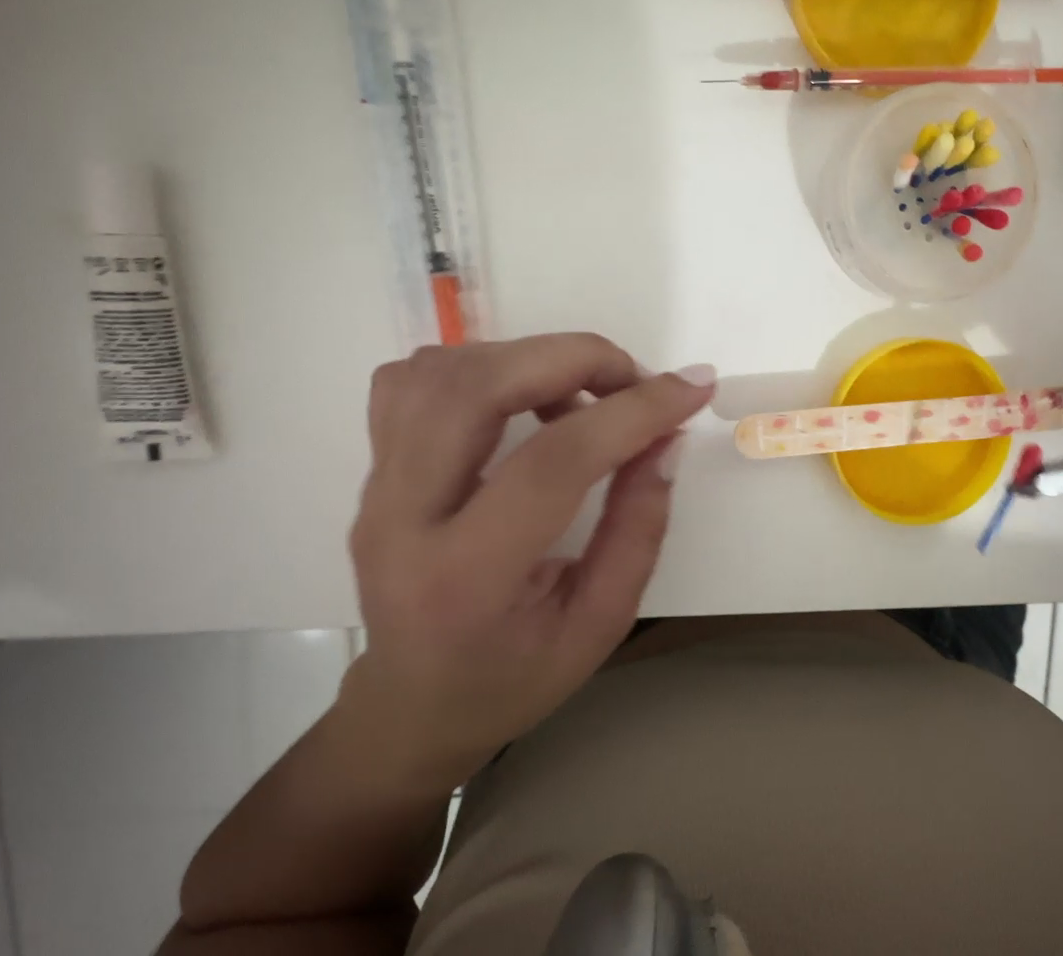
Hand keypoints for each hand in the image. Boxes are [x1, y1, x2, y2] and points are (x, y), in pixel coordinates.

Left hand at [343, 335, 714, 779]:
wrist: (412, 704)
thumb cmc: (512, 678)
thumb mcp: (599, 625)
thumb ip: (638, 530)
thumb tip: (663, 440)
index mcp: (467, 578)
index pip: (550, 464)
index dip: (630, 414)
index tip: (690, 390)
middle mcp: (403, 519)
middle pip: (475, 389)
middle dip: (572, 359)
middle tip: (633, 381)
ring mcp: (376, 488)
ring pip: (439, 371)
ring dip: (525, 358)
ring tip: (579, 396)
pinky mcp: (371, 470)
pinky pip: (411, 381)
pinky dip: (477, 367)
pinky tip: (519, 399)